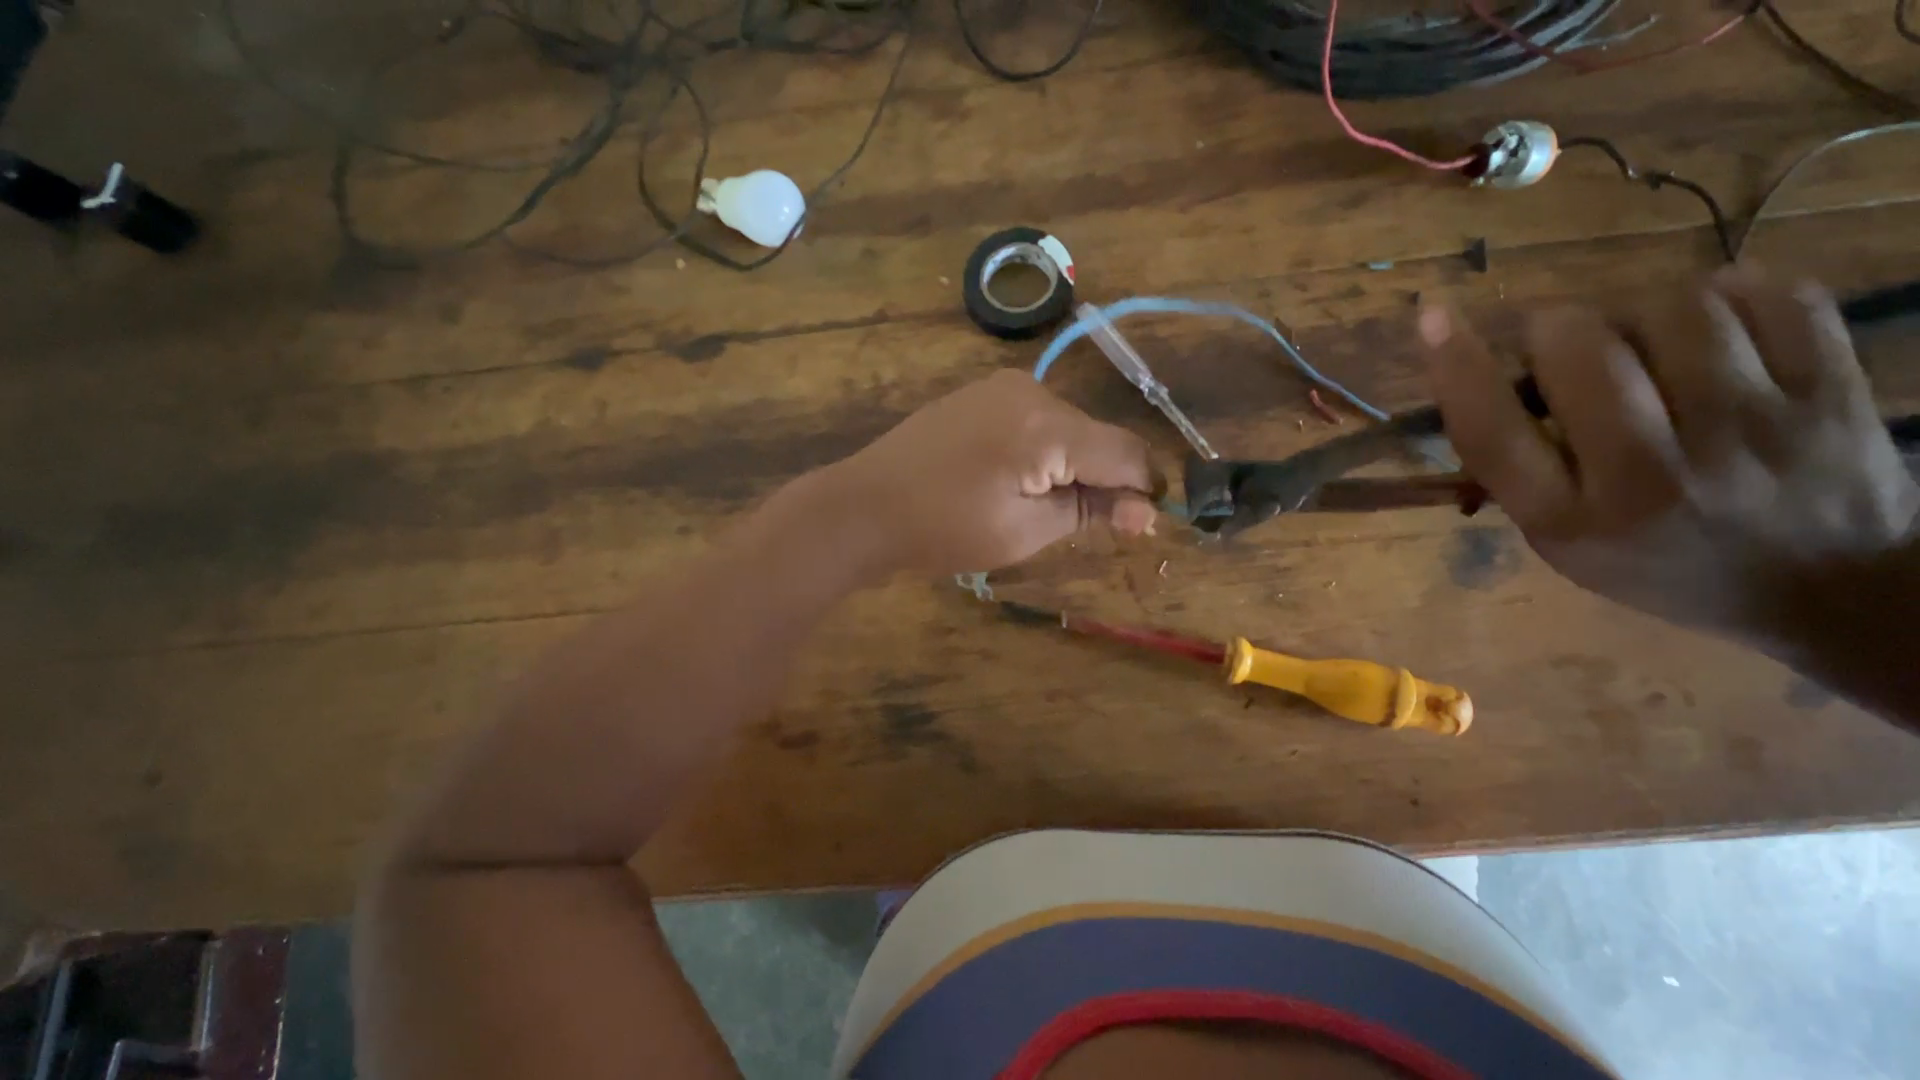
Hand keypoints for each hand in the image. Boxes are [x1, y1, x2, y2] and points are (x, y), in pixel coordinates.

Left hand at [809, 369, 1158, 577]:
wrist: (862, 508)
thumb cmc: (942, 529)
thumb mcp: (1024, 532)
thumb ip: (1090, 511)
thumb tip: (1145, 509)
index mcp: (1046, 425)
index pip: (1125, 452)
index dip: (1142, 491)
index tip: (1137, 527)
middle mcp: (1031, 390)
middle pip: (1097, 437)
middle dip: (1103, 480)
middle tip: (1081, 528)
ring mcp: (1001, 387)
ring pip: (1068, 428)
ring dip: (1071, 467)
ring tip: (1036, 508)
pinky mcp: (981, 394)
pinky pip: (1035, 421)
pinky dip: (1042, 452)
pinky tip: (1013, 483)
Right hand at [1422, 267, 1919, 647]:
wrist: (1830, 589)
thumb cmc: (1666, 563)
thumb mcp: (1567, 545)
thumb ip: (1520, 470)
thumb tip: (1478, 370)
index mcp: (1574, 521)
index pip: (1491, 430)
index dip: (1454, 365)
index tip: (1433, 315)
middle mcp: (1651, 477)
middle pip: (1578, 346)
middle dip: (1558, 327)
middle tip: (1569, 344)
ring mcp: (1750, 431)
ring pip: (1673, 307)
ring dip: (1644, 312)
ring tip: (1652, 343)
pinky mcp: (1830, 393)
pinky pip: (1771, 294)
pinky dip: (1736, 293)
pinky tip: (1723, 324)